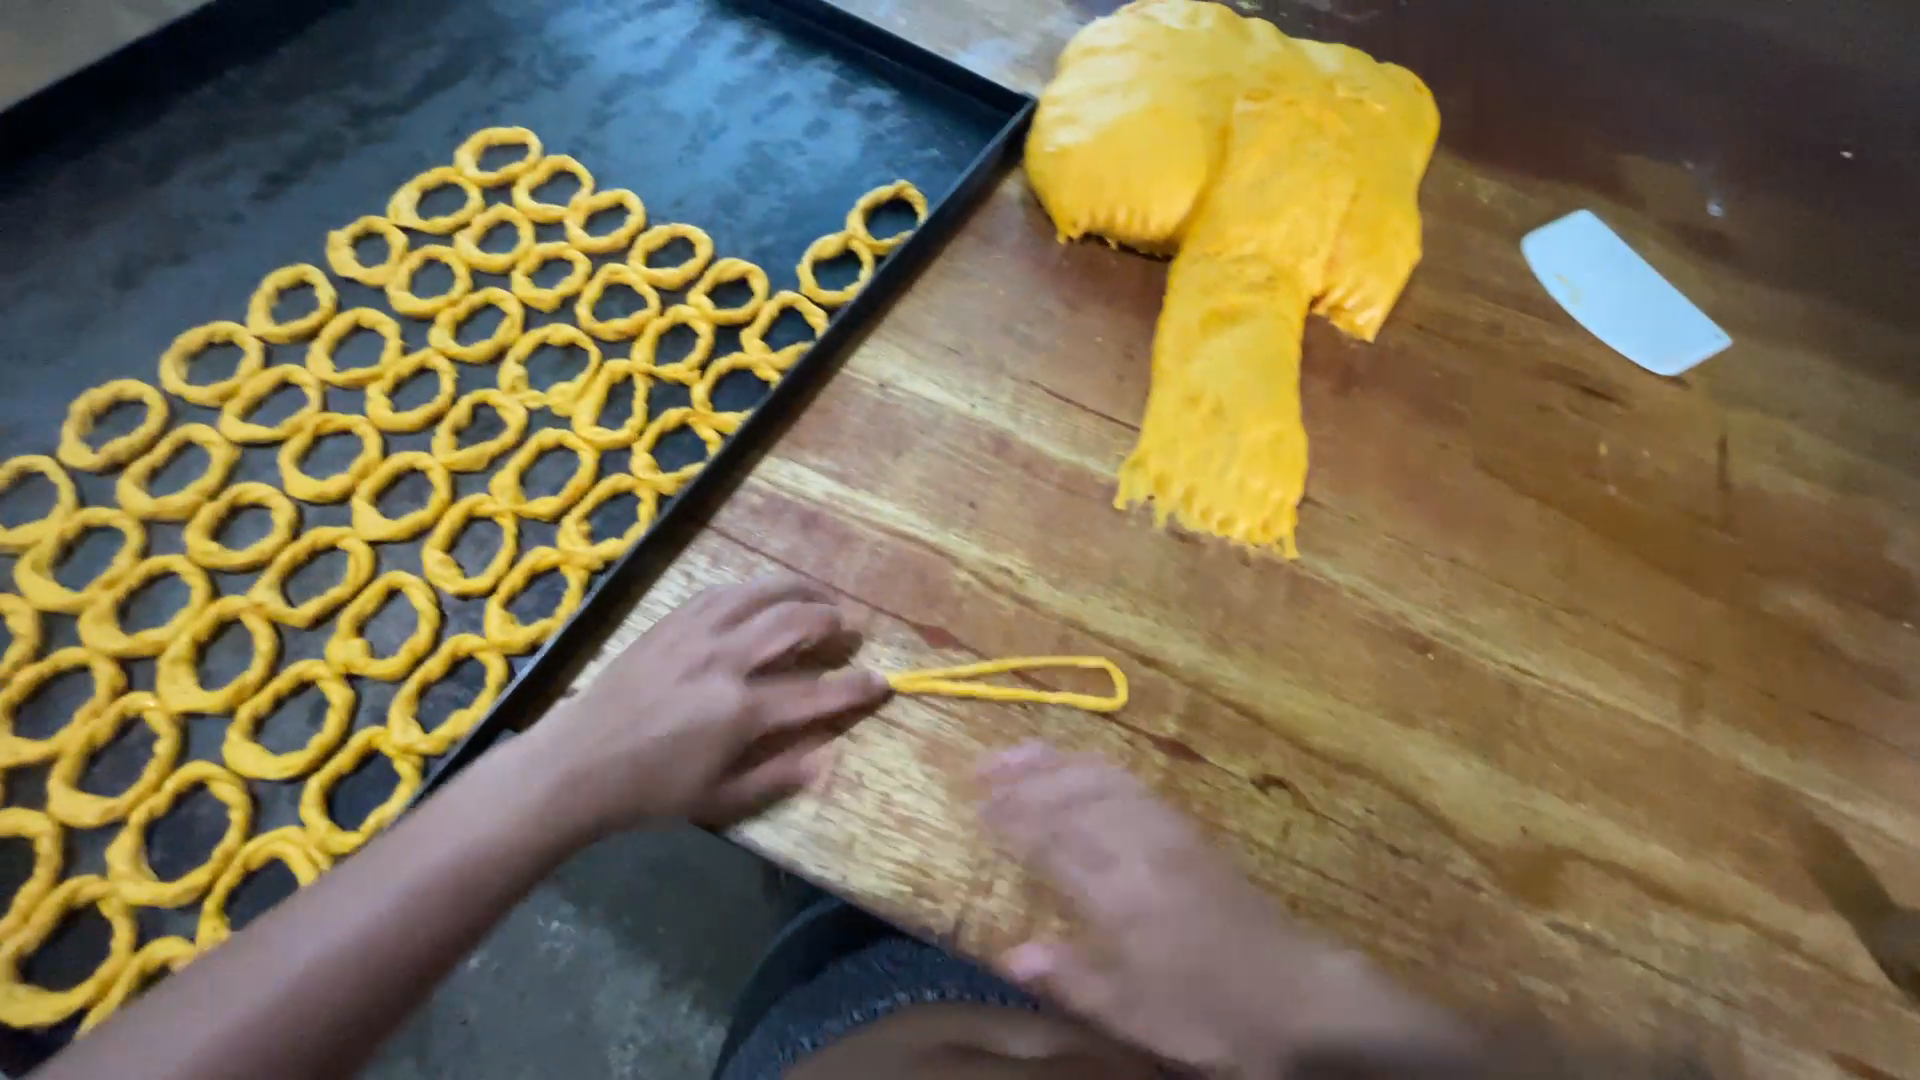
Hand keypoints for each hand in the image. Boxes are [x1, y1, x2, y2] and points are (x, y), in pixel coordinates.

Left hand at [521, 576, 889, 838]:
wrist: (576, 763)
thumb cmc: (651, 790)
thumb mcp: (720, 799)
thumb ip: (779, 775)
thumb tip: (829, 756)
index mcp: (739, 711)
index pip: (816, 693)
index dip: (856, 687)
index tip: (884, 681)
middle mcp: (724, 660)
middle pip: (795, 624)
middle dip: (833, 622)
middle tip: (850, 630)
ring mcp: (695, 633)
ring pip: (762, 594)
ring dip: (801, 591)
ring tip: (821, 597)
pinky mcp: (671, 621)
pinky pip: (724, 591)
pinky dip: (756, 589)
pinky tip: (766, 595)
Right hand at [980, 744, 1471, 1077]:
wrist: (1296, 995)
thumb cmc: (1209, 1013)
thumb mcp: (1138, 1015)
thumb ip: (1072, 978)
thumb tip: (1010, 954)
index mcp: (1120, 896)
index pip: (1053, 839)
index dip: (1012, 817)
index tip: (977, 805)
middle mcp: (1138, 849)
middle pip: (1071, 796)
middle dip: (1023, 777)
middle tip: (981, 768)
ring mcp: (1165, 831)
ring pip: (1099, 779)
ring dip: (1053, 762)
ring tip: (1016, 752)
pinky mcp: (1186, 827)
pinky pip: (1131, 782)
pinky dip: (1093, 765)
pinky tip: (1077, 763)